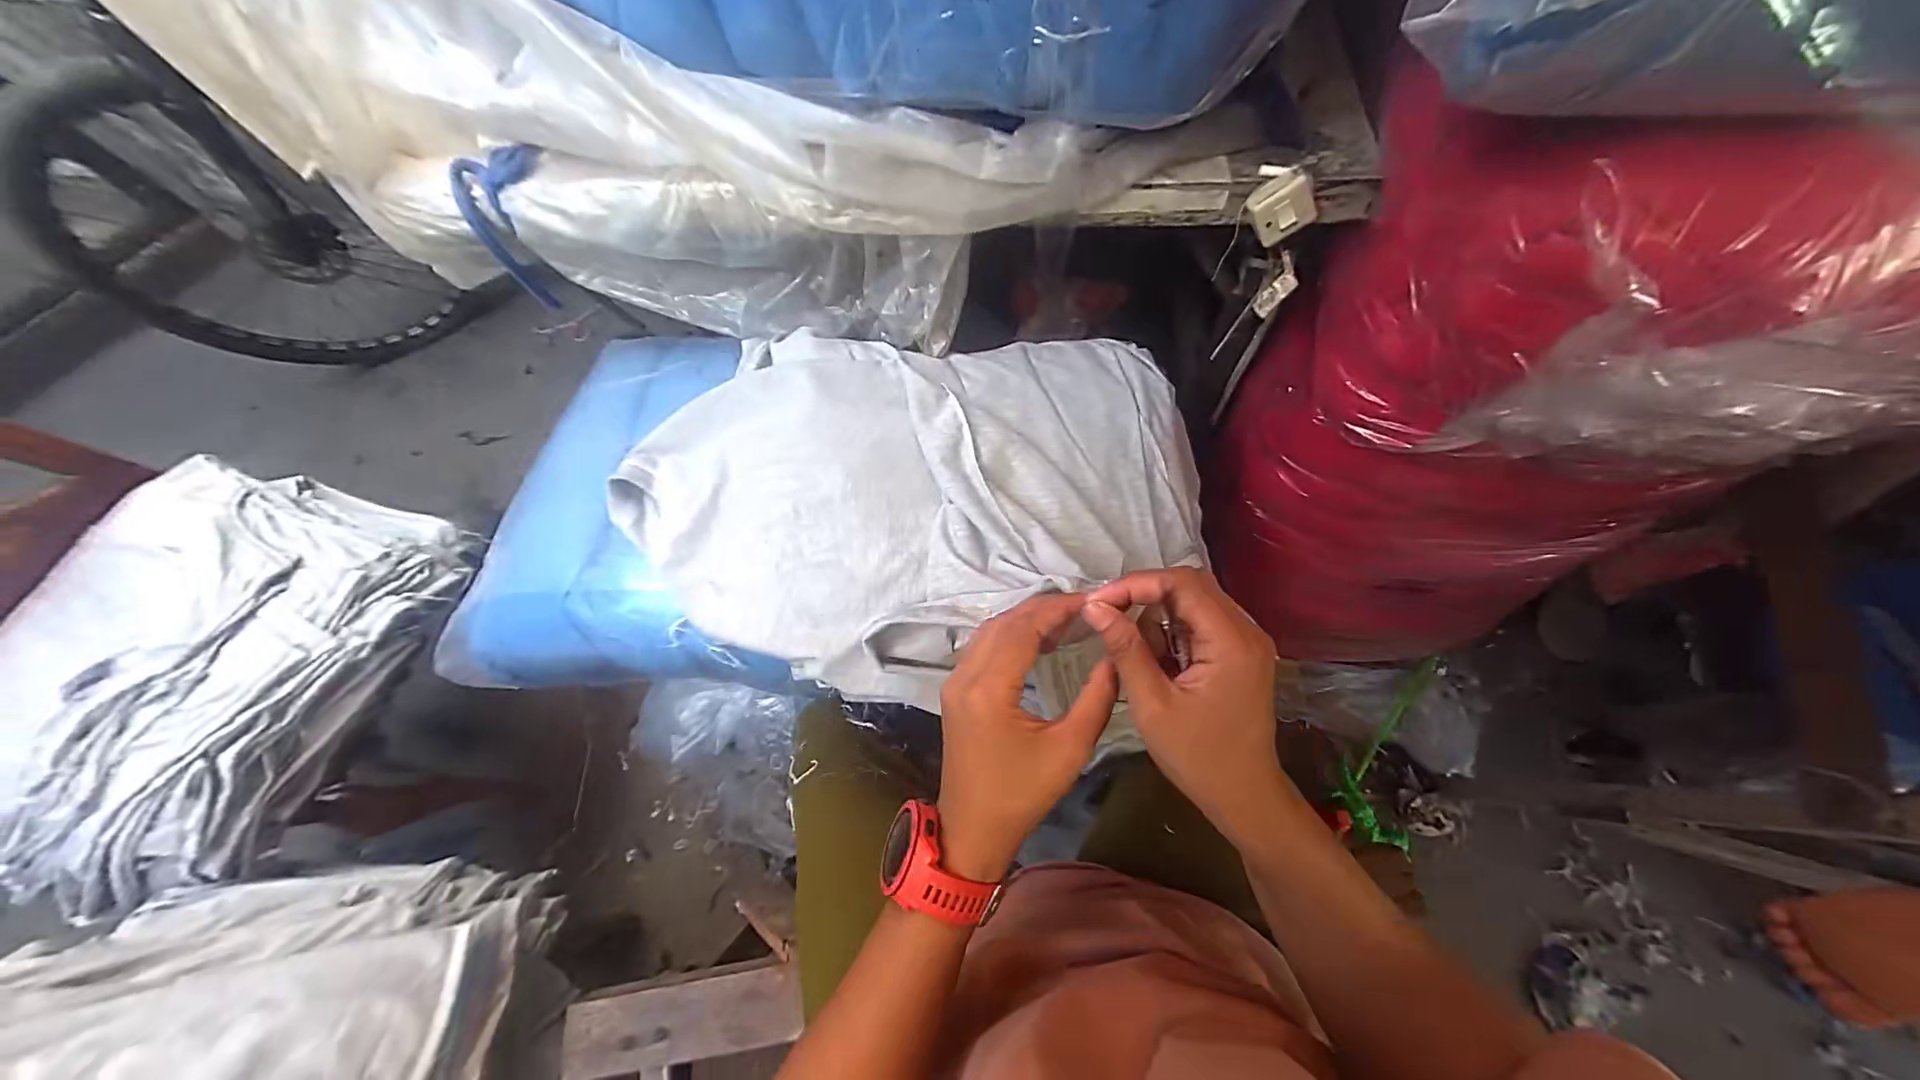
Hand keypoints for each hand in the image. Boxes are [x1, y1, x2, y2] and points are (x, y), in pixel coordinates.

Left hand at [937, 593, 1117, 880]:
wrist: (973, 828)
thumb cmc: (1022, 794)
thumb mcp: (1069, 749)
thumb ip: (1096, 698)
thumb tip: (1114, 658)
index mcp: (989, 689)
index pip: (1023, 628)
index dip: (1057, 609)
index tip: (1092, 601)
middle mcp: (965, 676)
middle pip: (1004, 623)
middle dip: (1043, 609)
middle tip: (1084, 607)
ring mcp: (955, 682)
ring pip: (990, 631)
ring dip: (1025, 619)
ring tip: (1067, 619)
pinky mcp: (955, 691)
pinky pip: (982, 647)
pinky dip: (1010, 634)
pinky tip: (1038, 640)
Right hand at [1080, 568, 1300, 842]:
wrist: (1244, 796)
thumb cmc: (1197, 757)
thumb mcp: (1152, 703)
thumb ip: (1125, 649)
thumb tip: (1095, 607)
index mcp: (1231, 640)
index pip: (1182, 583)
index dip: (1135, 583)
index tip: (1098, 602)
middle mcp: (1246, 630)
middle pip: (1190, 584)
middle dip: (1143, 594)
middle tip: (1107, 614)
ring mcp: (1246, 640)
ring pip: (1193, 601)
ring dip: (1157, 614)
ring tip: (1132, 648)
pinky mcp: (1239, 653)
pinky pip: (1200, 622)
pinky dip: (1171, 630)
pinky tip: (1155, 659)